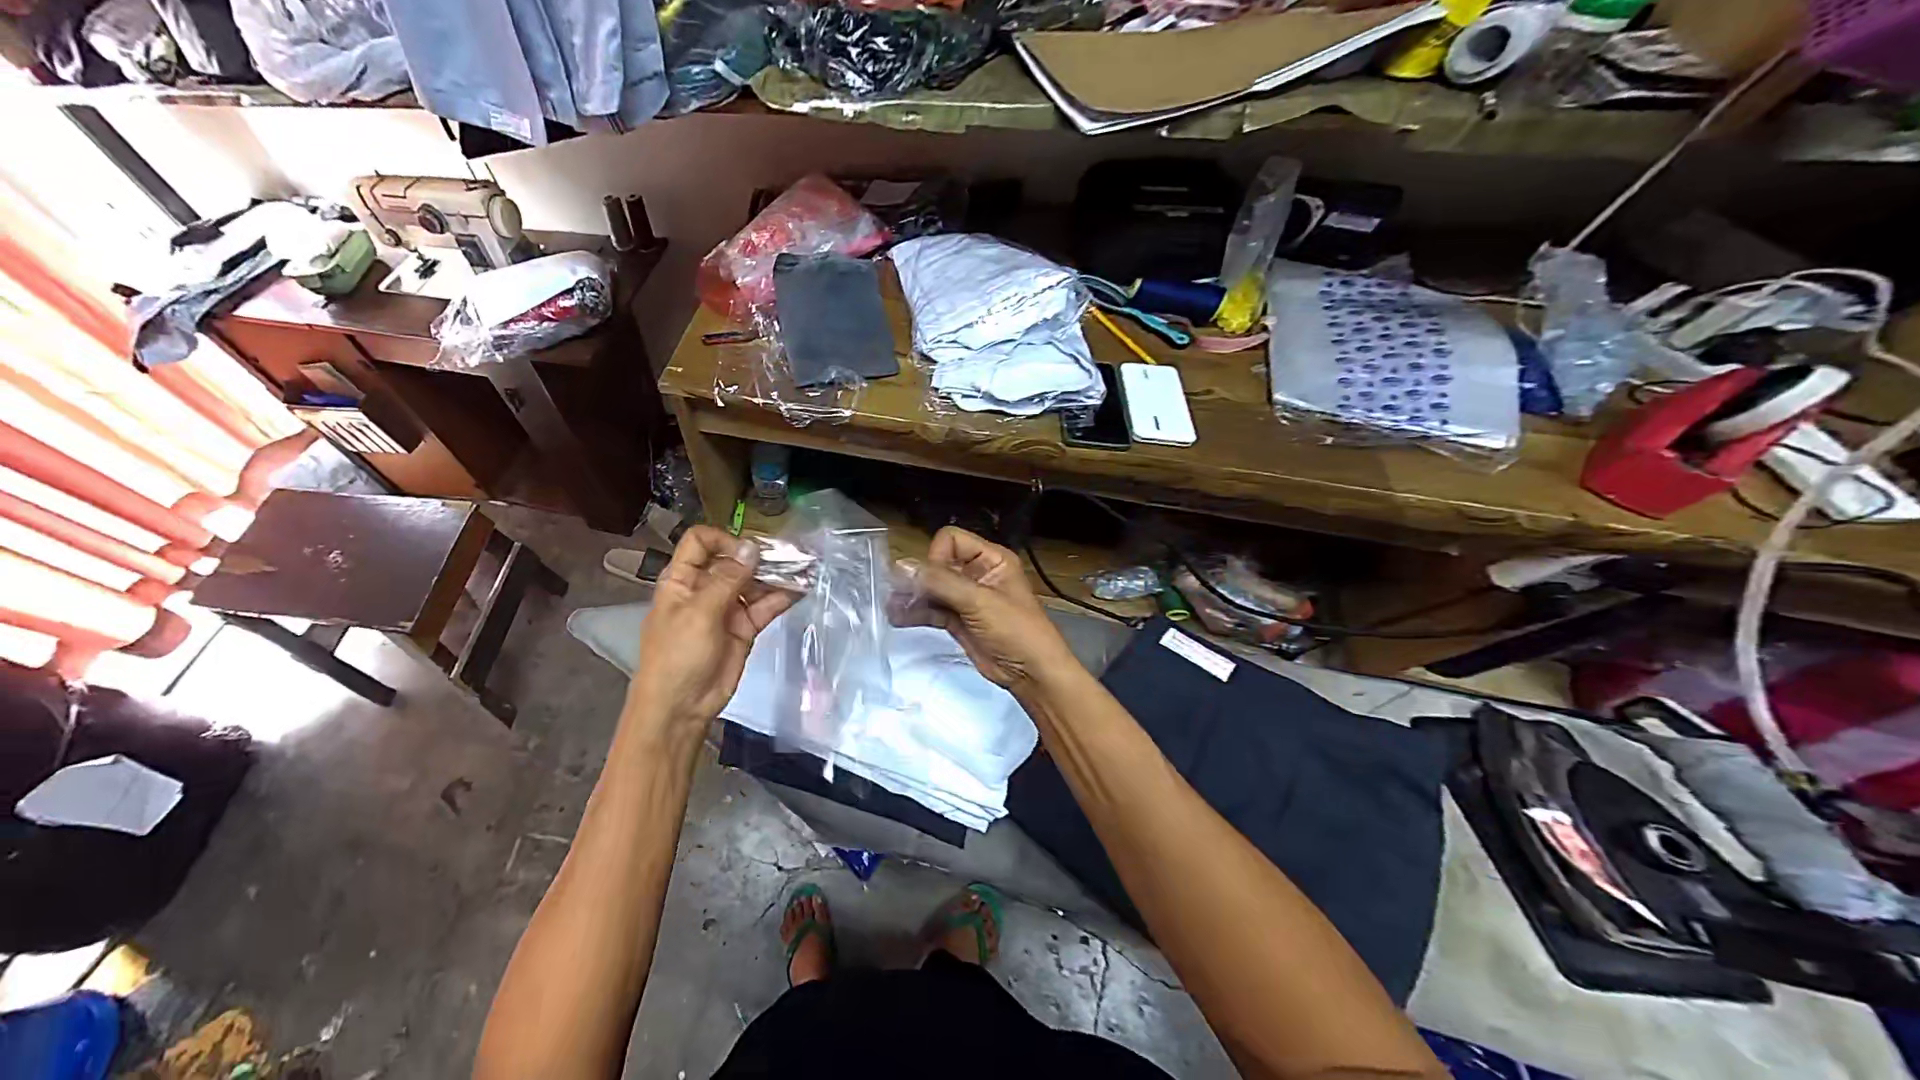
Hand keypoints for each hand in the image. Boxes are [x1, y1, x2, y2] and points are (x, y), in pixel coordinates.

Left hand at [629, 527, 795, 731]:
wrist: (680, 707)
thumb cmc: (677, 656)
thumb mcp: (699, 613)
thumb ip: (728, 579)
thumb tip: (751, 549)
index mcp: (682, 580)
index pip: (700, 543)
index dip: (724, 540)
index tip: (748, 551)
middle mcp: (704, 589)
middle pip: (733, 562)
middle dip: (758, 558)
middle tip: (787, 557)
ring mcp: (725, 609)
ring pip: (752, 584)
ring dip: (774, 577)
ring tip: (800, 571)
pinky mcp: (743, 628)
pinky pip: (764, 607)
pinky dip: (780, 598)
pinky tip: (798, 591)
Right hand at [899, 526, 1079, 695]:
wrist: (1032, 673)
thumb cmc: (1017, 631)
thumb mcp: (980, 602)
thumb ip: (941, 583)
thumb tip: (903, 568)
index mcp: (991, 559)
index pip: (952, 540)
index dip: (937, 556)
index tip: (933, 580)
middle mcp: (977, 573)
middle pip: (937, 564)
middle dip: (918, 578)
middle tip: (896, 593)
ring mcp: (966, 598)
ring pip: (931, 588)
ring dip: (912, 596)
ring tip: (892, 607)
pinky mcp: (958, 620)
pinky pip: (932, 609)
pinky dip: (916, 612)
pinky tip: (899, 618)